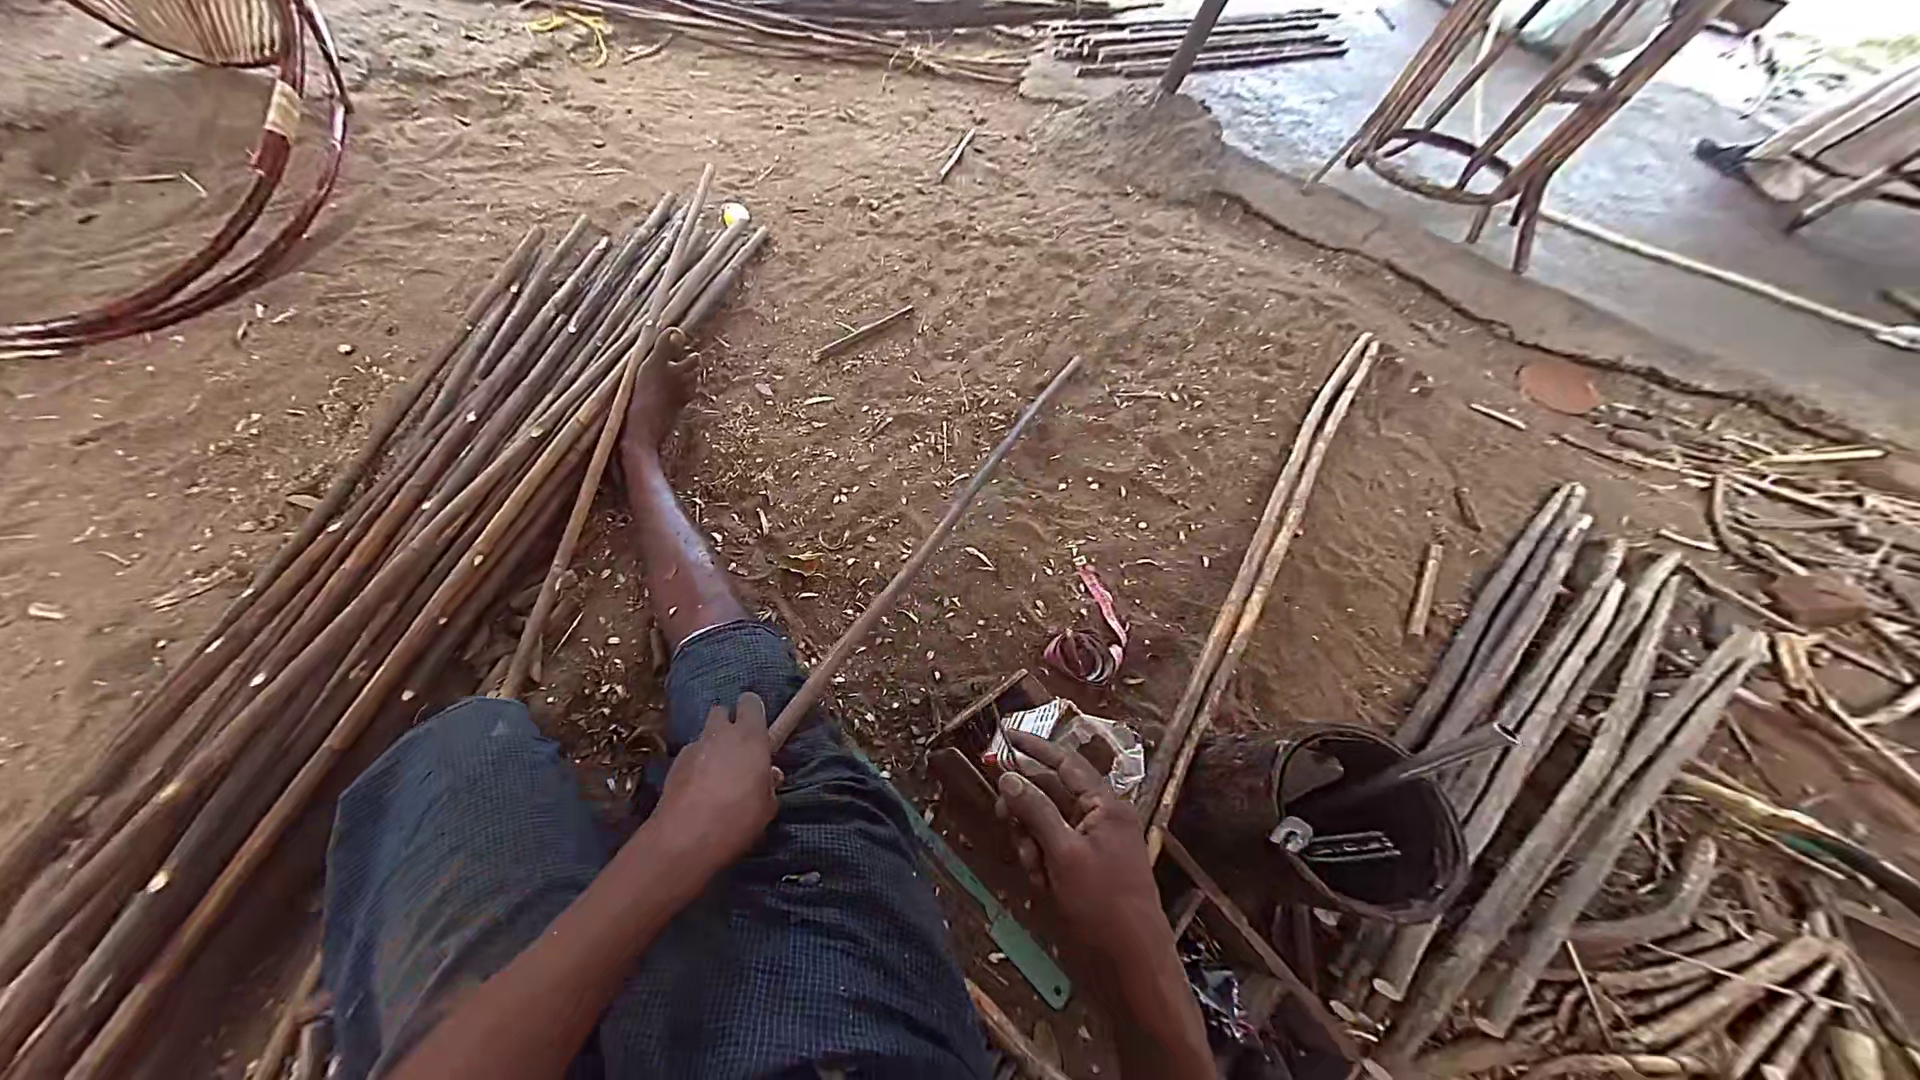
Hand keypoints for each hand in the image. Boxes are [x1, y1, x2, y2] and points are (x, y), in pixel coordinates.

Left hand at [650, 692, 781, 880]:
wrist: (683, 840)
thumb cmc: (737, 818)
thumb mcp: (767, 806)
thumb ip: (769, 784)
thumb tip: (769, 775)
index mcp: (750, 736)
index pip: (751, 702)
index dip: (753, 712)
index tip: (758, 729)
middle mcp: (720, 733)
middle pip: (722, 711)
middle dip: (728, 724)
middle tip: (737, 750)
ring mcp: (693, 748)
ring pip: (704, 735)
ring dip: (711, 746)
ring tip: (716, 776)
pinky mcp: (673, 766)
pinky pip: (690, 757)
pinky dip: (695, 766)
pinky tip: (698, 791)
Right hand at [996, 730, 1214, 1078]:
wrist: (1133, 969)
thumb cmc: (1103, 905)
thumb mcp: (1063, 853)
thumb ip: (1035, 810)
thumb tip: (1008, 776)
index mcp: (1105, 804)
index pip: (1064, 762)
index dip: (1034, 747)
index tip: (1005, 735)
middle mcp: (1100, 817)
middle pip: (1050, 792)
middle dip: (1026, 806)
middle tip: (1002, 815)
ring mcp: (1092, 844)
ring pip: (1046, 823)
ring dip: (1031, 840)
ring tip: (1033, 868)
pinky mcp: (1084, 868)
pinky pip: (1052, 849)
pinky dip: (1040, 861)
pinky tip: (1042, 884)